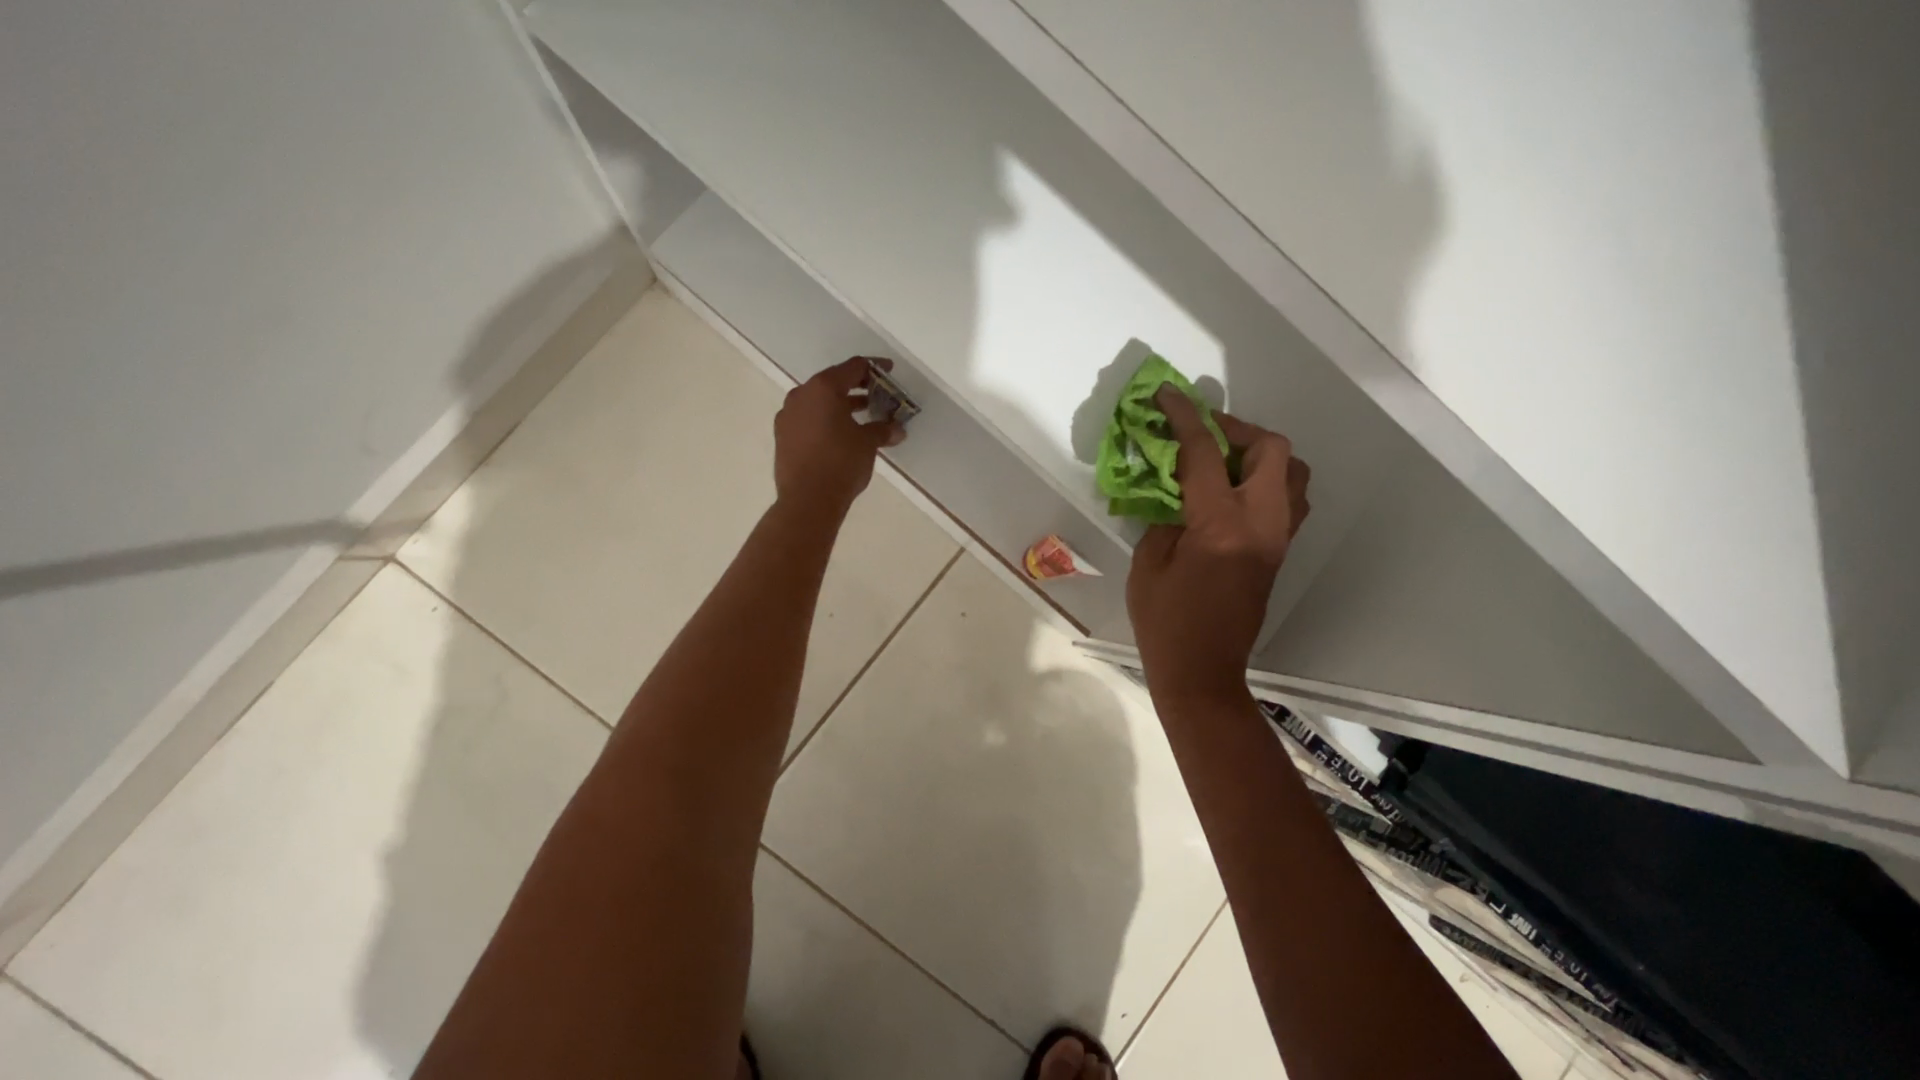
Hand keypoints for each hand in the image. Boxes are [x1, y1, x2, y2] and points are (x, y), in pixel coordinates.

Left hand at [774, 356, 905, 518]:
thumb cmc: (841, 463)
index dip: (874, 368)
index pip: (852, 368)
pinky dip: (826, 421)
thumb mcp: (868, 443)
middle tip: (878, 395)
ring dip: (841, 405)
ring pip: (818, 402)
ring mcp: (787, 416)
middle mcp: (801, 395)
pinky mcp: (782, 437)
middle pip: (833, 382)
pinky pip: (808, 419)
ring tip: (863, 416)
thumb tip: (897, 430)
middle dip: (857, 388)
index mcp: (822, 388)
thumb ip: (882, 430)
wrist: (807, 500)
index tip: (889, 371)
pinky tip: (841, 435)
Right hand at [1127, 386, 1310, 706]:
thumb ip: (1165, 516)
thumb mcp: (1149, 564)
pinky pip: (1288, 499)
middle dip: (1236, 430)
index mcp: (1220, 525)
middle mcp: (1260, 524)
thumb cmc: (1165, 622)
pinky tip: (1231, 492)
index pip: (1205, 453)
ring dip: (1259, 454)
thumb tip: (1176, 487)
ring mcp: (1277, 538)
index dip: (1184, 418)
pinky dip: (1265, 481)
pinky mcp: (1279, 552)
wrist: (1203, 672)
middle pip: (1272, 450)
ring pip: (1291, 472)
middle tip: (1201, 436)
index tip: (1167, 395)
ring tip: (1222, 462)